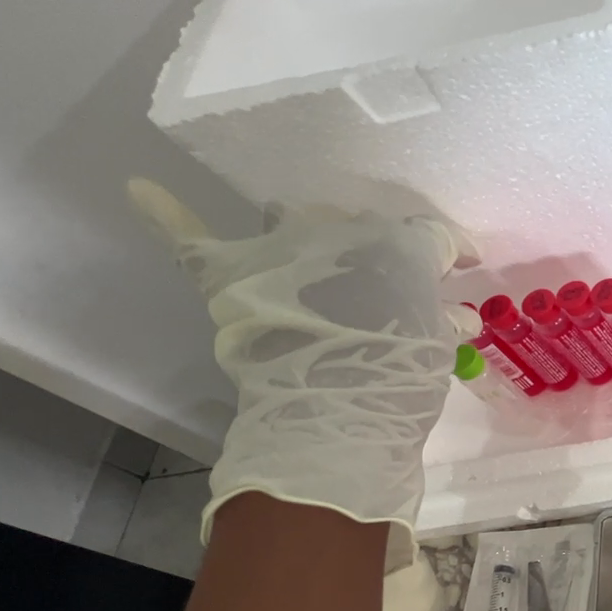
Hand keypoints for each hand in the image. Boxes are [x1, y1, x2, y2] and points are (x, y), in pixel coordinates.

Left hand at [128, 178, 473, 571]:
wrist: (332, 418)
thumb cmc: (401, 380)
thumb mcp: (441, 349)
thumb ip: (444, 320)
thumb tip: (454, 312)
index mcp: (399, 248)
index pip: (433, 236)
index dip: (454, 249)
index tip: (466, 263)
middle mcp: (336, 231)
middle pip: (363, 224)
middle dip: (384, 245)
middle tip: (400, 279)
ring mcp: (276, 249)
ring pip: (293, 220)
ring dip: (311, 233)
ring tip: (323, 254)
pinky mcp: (227, 275)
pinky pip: (190, 238)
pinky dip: (170, 214)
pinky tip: (145, 192)